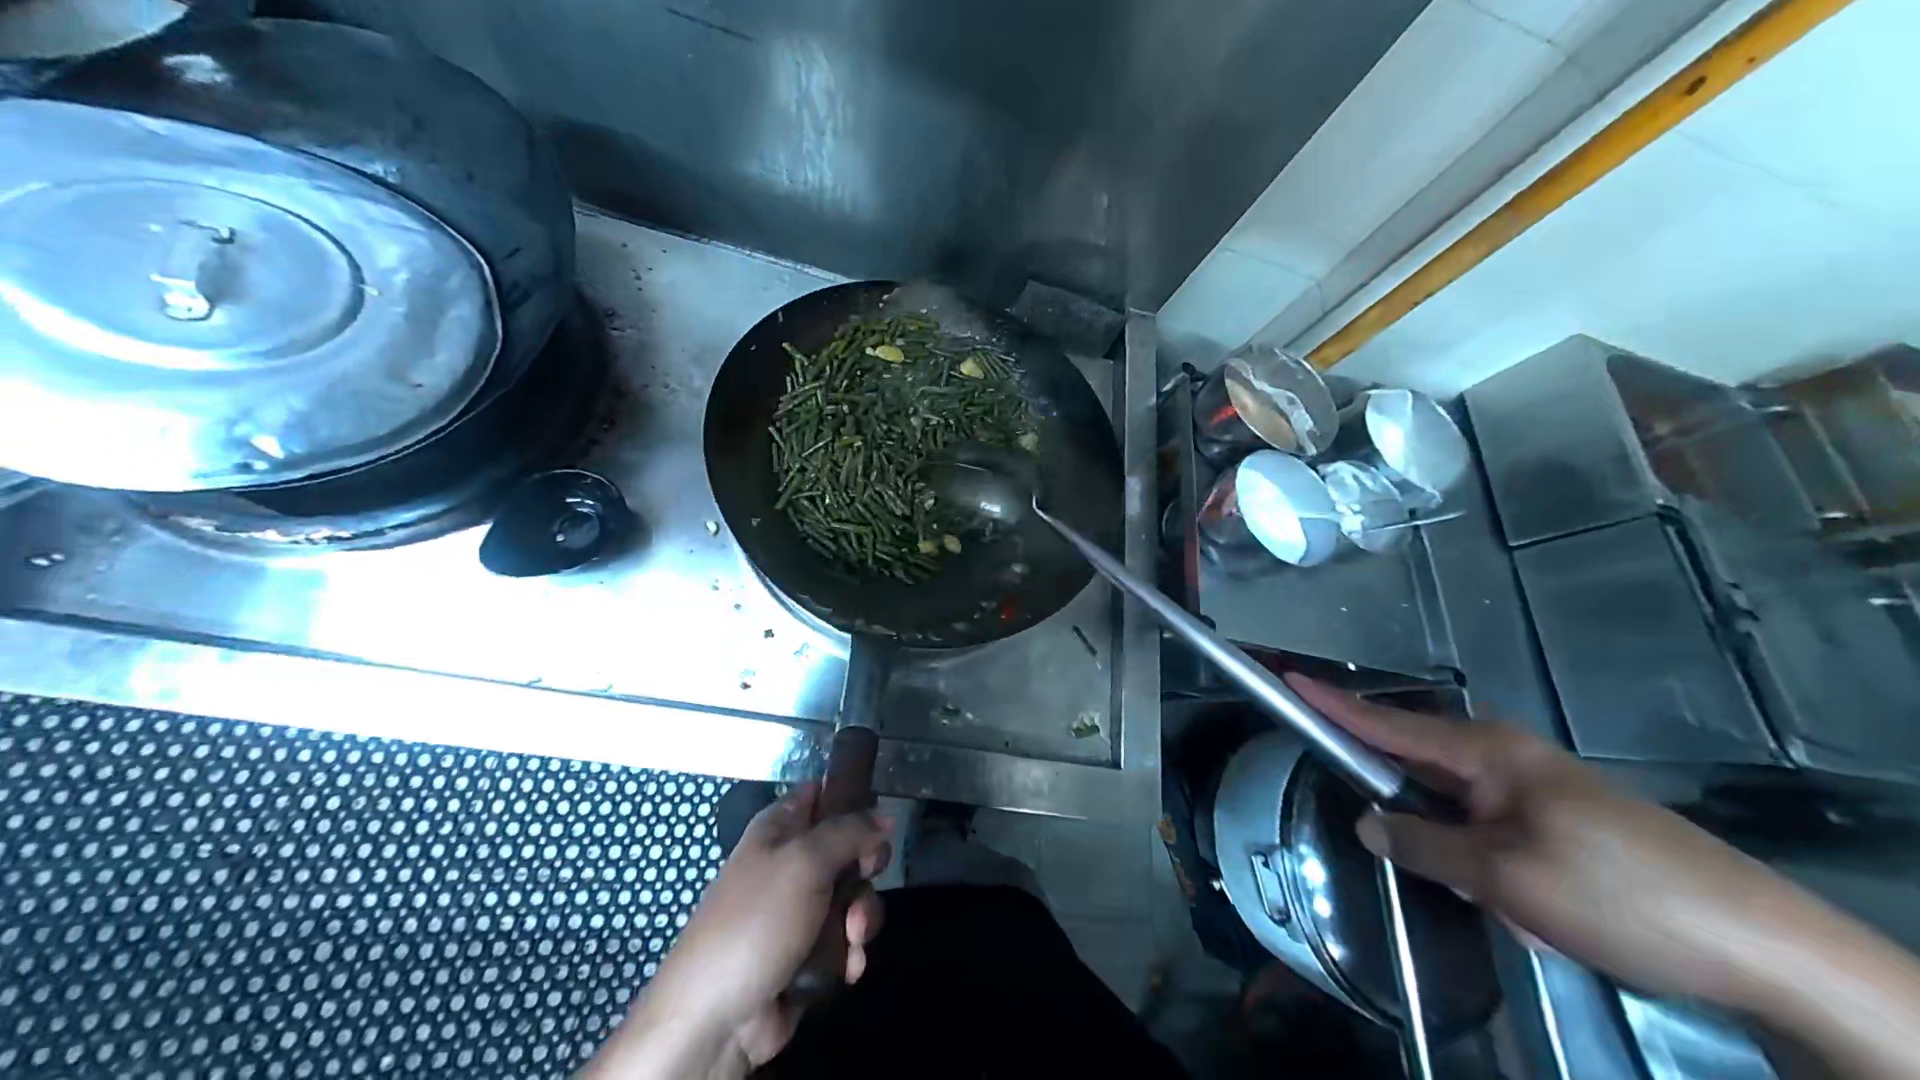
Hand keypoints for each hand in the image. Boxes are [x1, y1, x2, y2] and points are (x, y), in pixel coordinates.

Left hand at [579, 784, 890, 1079]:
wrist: (718, 1017)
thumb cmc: (757, 921)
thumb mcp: (805, 861)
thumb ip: (849, 831)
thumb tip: (886, 815)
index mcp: (780, 828)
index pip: (822, 794)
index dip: (852, 802)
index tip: (873, 822)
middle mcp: (792, 863)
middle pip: (849, 847)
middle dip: (866, 868)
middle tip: (865, 877)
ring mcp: (801, 909)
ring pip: (854, 895)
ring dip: (861, 917)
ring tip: (852, 938)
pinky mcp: (810, 951)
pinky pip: (847, 938)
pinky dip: (851, 952)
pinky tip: (845, 967)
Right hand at [1287, 674, 1842, 1008]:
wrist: (1763, 943)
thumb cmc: (1616, 891)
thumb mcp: (1502, 875)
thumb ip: (1423, 844)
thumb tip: (1368, 823)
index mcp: (1487, 752)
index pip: (1388, 723)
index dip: (1333, 704)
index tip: (1290, 679)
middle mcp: (1508, 757)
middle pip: (1418, 758)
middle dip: (1391, 783)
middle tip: (1365, 803)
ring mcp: (1538, 788)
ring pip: (1455, 802)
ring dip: (1447, 840)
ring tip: (1482, 889)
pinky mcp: (1562, 821)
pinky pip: (1491, 828)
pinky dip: (1483, 860)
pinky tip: (1519, 905)